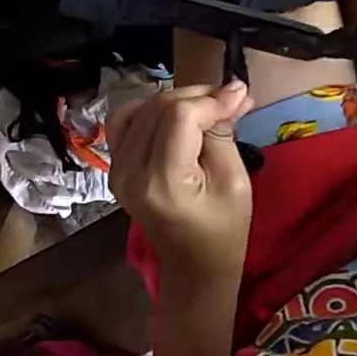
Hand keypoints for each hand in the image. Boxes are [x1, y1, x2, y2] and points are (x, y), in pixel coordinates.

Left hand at [107, 81, 254, 280]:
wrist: (194, 264)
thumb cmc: (223, 230)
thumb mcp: (234, 182)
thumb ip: (223, 134)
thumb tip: (232, 91)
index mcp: (162, 182)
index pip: (180, 117)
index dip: (211, 99)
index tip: (240, 96)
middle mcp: (130, 172)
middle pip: (158, 107)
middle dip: (197, 96)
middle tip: (230, 99)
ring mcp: (116, 169)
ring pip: (140, 109)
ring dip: (175, 100)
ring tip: (205, 107)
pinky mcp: (115, 167)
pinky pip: (124, 122)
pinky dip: (149, 111)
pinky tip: (174, 116)